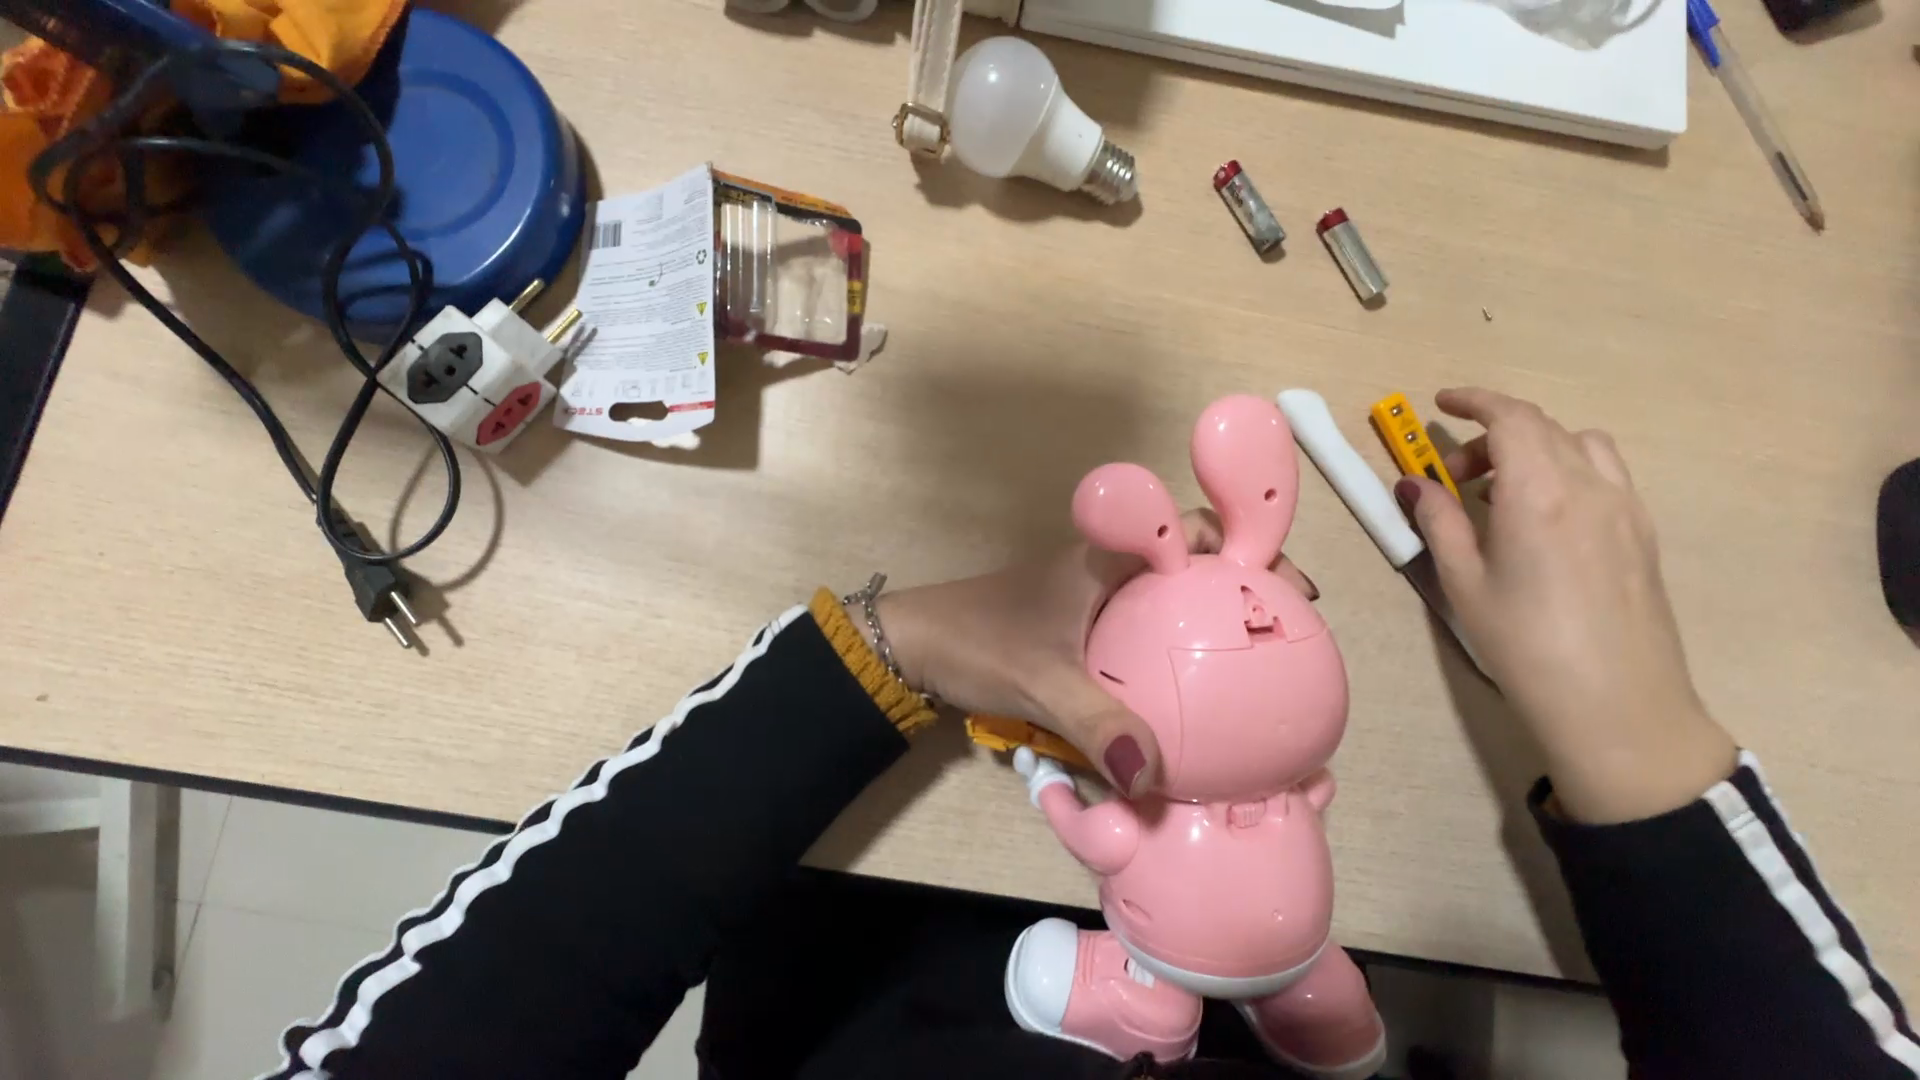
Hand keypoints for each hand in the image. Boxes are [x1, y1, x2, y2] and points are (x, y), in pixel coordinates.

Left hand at [865, 512, 1315, 796]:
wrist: (916, 645)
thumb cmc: (978, 643)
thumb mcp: (1041, 682)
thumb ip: (1098, 725)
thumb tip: (1155, 778)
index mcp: (1107, 557)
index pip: (1193, 530)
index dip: (1247, 547)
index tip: (1290, 588)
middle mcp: (1107, 567)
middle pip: (1191, 561)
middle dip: (1239, 586)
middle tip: (1283, 633)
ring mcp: (1093, 595)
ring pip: (1167, 596)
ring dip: (1207, 616)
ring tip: (1250, 665)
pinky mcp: (1080, 623)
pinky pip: (1142, 626)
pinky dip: (1172, 646)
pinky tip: (1187, 692)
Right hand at [1396, 388, 1735, 823]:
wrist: (1616, 702)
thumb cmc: (1524, 642)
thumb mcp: (1464, 582)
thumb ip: (1439, 522)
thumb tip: (1415, 485)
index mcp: (1540, 493)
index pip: (1512, 418)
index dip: (1475, 401)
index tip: (1441, 404)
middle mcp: (1590, 487)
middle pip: (1542, 429)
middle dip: (1491, 435)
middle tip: (1452, 476)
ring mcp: (1626, 508)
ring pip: (1581, 445)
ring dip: (1535, 449)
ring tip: (1500, 494)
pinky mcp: (1642, 533)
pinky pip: (1603, 475)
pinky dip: (1565, 471)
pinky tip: (1540, 520)